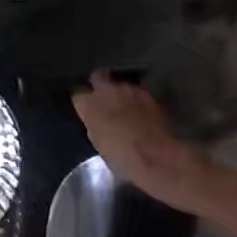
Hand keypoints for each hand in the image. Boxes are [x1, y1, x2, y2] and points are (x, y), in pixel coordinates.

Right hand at [72, 71, 223, 214]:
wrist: (158, 157)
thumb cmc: (123, 157)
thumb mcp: (99, 143)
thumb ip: (94, 125)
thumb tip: (96, 120)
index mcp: (89, 105)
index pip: (78, 95)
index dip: (82, 102)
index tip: (86, 110)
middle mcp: (108, 90)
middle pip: (98, 78)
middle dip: (99, 86)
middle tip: (104, 101)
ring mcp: (130, 89)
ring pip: (120, 85)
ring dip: (120, 93)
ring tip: (125, 108)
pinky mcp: (149, 94)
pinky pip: (137, 93)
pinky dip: (136, 100)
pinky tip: (140, 112)